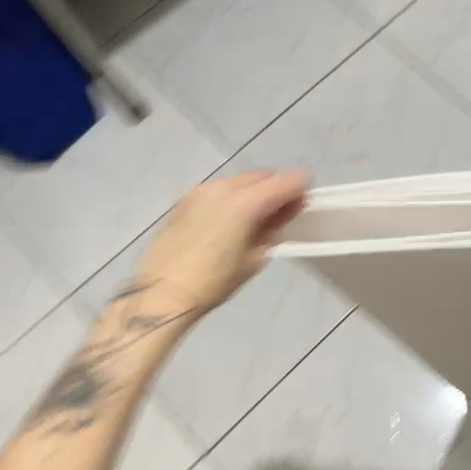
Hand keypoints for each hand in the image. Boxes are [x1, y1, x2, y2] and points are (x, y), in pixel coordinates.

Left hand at [133, 170, 309, 314]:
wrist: (163, 292)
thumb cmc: (215, 281)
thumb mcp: (254, 258)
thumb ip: (272, 229)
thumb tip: (283, 213)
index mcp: (246, 202)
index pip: (285, 182)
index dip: (300, 187)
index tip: (307, 198)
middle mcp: (224, 187)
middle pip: (261, 176)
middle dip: (277, 187)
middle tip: (285, 208)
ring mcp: (201, 191)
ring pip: (238, 181)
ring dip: (254, 191)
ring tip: (258, 214)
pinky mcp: (185, 200)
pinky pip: (218, 190)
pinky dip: (231, 197)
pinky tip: (231, 218)